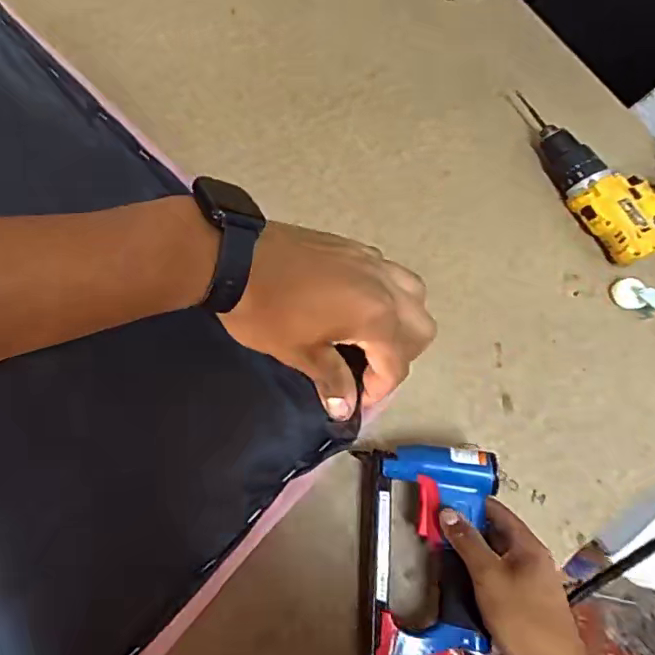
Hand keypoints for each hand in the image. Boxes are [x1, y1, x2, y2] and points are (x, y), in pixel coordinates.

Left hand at [217, 223, 435, 420]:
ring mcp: (371, 260)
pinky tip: (353, 306)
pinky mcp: (353, 246)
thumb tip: (345, 408)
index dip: (379, 390)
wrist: (234, 258)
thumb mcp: (298, 352)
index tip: (355, 401)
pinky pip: (388, 272)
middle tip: (367, 369)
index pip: (396, 363)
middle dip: (400, 354)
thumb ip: (331, 379)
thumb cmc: (264, 310)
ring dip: (401, 320)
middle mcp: (384, 285)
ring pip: (412, 293)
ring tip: (368, 337)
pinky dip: (384, 294)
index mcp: (375, 315)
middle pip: (420, 327)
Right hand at [440, 498, 587, 654]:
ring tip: (437, 552)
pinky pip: (493, 581)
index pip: (496, 510)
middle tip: (432, 528)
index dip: (468, 502)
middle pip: (493, 534)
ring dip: (466, 556)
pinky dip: (474, 578)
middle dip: (463, 530)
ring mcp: (526, 584)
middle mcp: (529, 560)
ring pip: (491, 559)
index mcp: (528, 547)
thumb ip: (467, 542)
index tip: (440, 500)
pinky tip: (454, 583)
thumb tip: (447, 511)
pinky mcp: (520, 605)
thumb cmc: (522, 620)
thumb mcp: (488, 576)